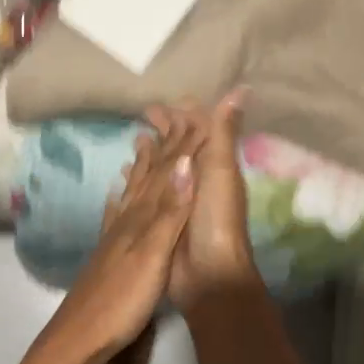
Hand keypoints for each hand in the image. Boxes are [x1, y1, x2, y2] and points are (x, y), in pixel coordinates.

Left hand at [45, 123, 198, 363]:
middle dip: (165, 146)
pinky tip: (116, 191)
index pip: (168, 173)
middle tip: (175, 116)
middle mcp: (128, 218)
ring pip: (133, 190)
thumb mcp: (154, 255)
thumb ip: (171, 211)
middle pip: (150, 175)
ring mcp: (116, 236)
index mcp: (142, 216)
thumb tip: (185, 163)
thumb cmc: (122, 299)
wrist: (80, 337)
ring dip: (142, 165)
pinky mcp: (109, 254)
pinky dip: (120, 197)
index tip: (200, 117)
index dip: (184, 145)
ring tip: (144, 140)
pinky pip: (116, 214)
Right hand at [147, 91, 257, 309]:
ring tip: (133, 139)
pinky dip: (139, 180)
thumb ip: (224, 130)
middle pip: (181, 145)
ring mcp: (181, 199)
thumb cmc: (216, 217)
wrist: (208, 275)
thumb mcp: (221, 169)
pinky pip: (149, 191)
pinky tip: (122, 177)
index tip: (165, 100)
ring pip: (165, 167)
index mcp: (215, 164)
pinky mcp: (163, 218)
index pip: (199, 128)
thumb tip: (241, 88)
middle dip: (166, 128)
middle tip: (142, 114)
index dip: (184, 112)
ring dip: (152, 152)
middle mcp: (199, 178)